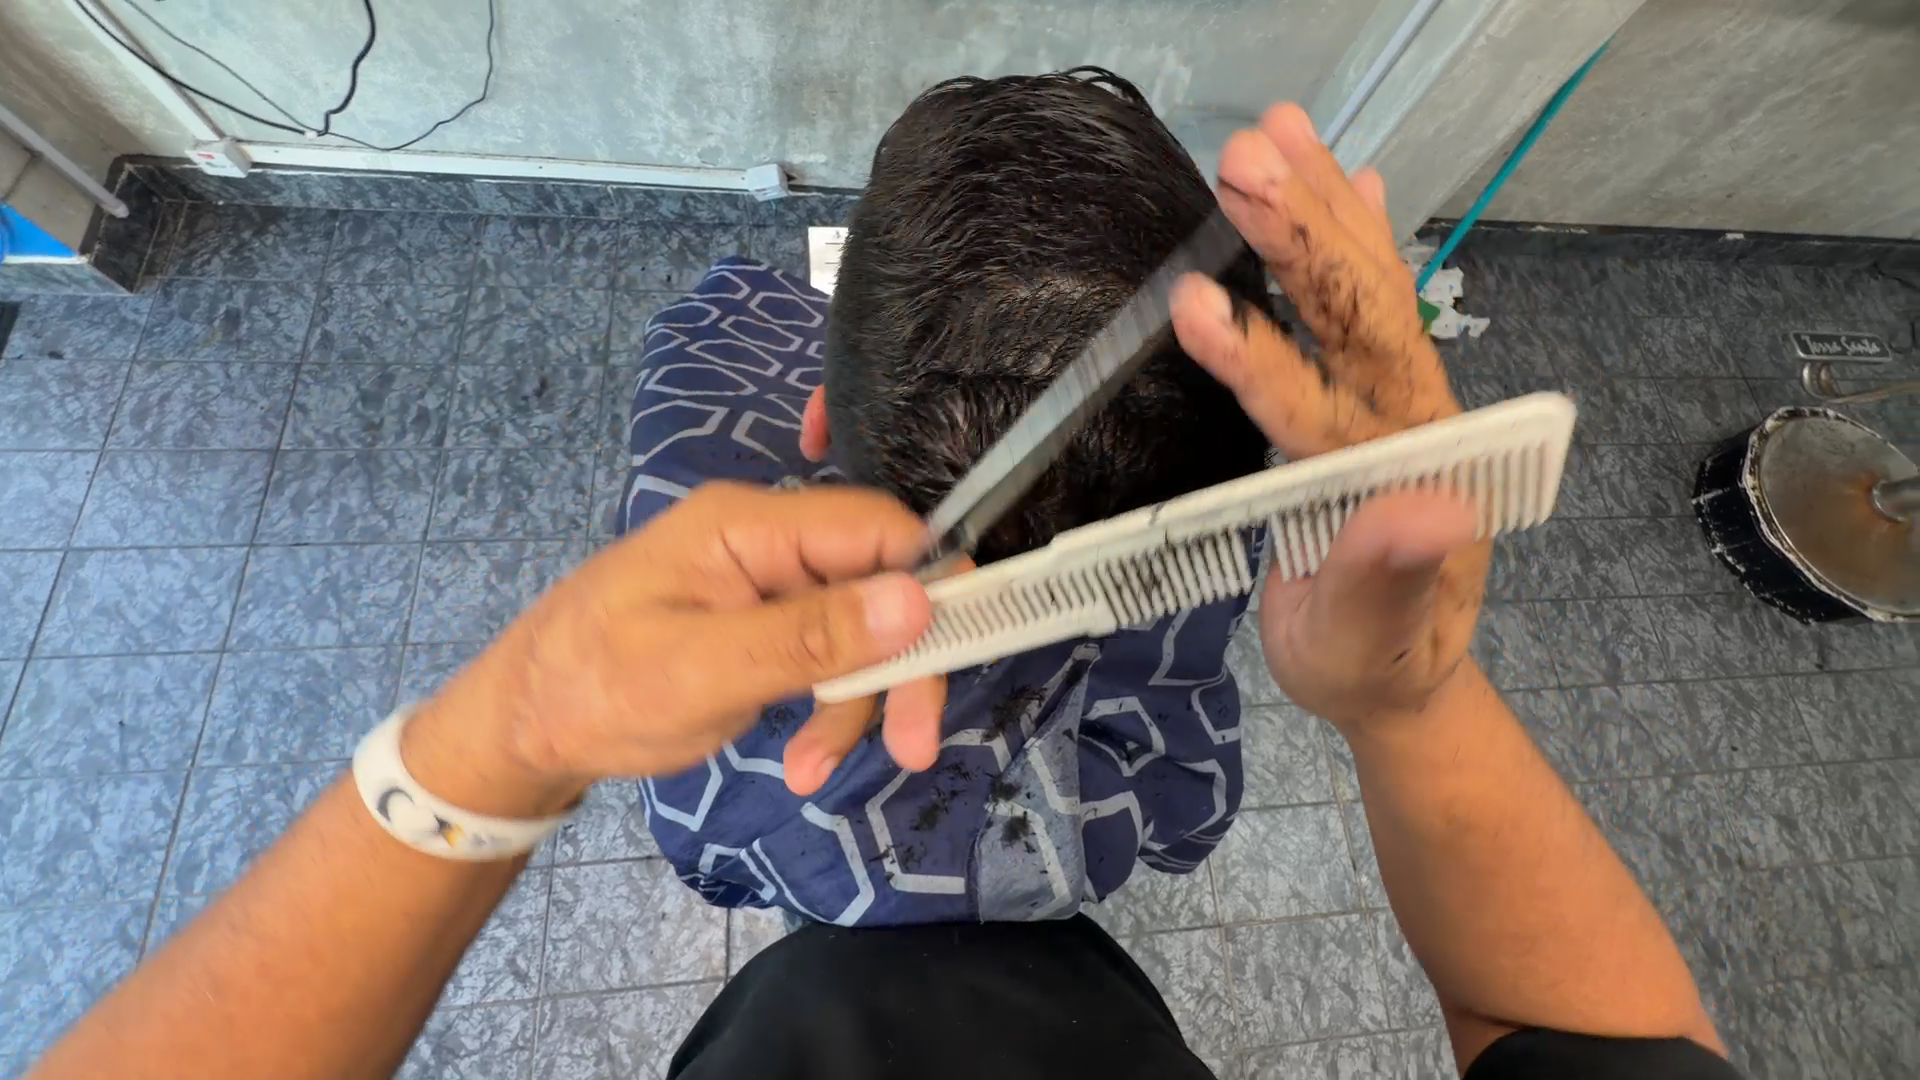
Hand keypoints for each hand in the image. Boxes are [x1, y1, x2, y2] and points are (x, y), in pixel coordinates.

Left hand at [399, 483, 945, 816]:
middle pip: (879, 585)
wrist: (523, 729)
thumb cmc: (591, 691)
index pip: (874, 527)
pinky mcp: (771, 628)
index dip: (929, 579)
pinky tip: (806, 762)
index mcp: (750, 527)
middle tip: (915, 743)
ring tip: (816, 770)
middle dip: (901, 664)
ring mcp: (772, 588)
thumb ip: (809, 638)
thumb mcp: (699, 672)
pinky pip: (830, 660)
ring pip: (862, 632)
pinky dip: (831, 711)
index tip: (957, 650)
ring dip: (859, 703)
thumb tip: (919, 600)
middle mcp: (771, 545)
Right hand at [1169, 103, 1490, 731]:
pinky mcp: (1378, 401)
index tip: (1191, 304)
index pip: (1322, 404)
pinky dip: (1360, 238)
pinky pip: (1373, 308)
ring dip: (1322, 209)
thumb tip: (1423, 501)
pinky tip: (1352, 182)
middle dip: (1299, 235)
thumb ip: (1387, 582)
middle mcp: (1411, 420)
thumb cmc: (1363, 664)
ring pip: (1366, 291)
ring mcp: (1400, 402)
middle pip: (1357, 315)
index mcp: (1400, 477)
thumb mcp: (1363, 643)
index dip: (1258, 357)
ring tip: (1275, 133)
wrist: (1397, 670)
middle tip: (1241, 157)